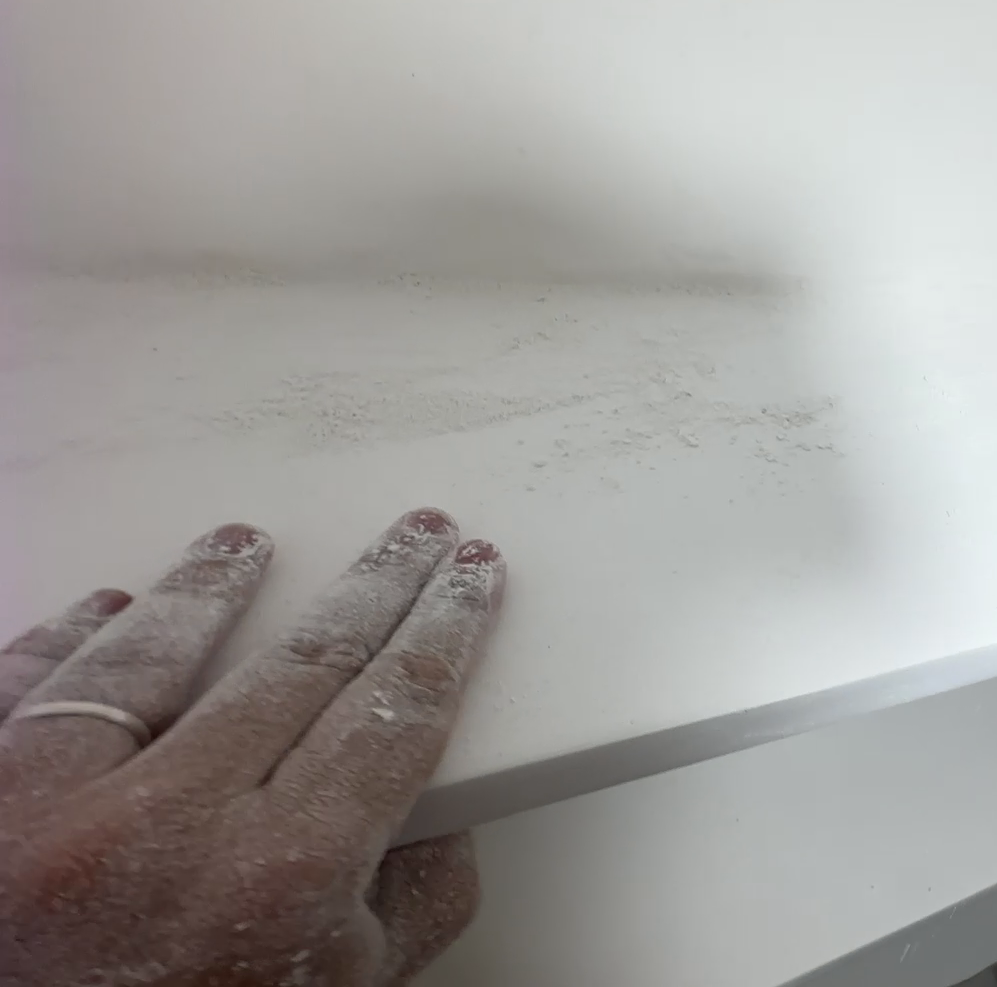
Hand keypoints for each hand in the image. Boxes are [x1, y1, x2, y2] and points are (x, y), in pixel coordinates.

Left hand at [0, 509, 505, 986]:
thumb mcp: (358, 986)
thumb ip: (426, 886)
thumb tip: (446, 798)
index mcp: (289, 873)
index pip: (404, 701)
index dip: (451, 624)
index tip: (475, 575)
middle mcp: (165, 834)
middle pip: (309, 659)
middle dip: (383, 579)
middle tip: (422, 530)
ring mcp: (34, 827)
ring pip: (147, 660)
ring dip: (211, 588)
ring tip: (241, 544)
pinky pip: (2, 703)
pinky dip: (52, 647)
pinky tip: (98, 611)